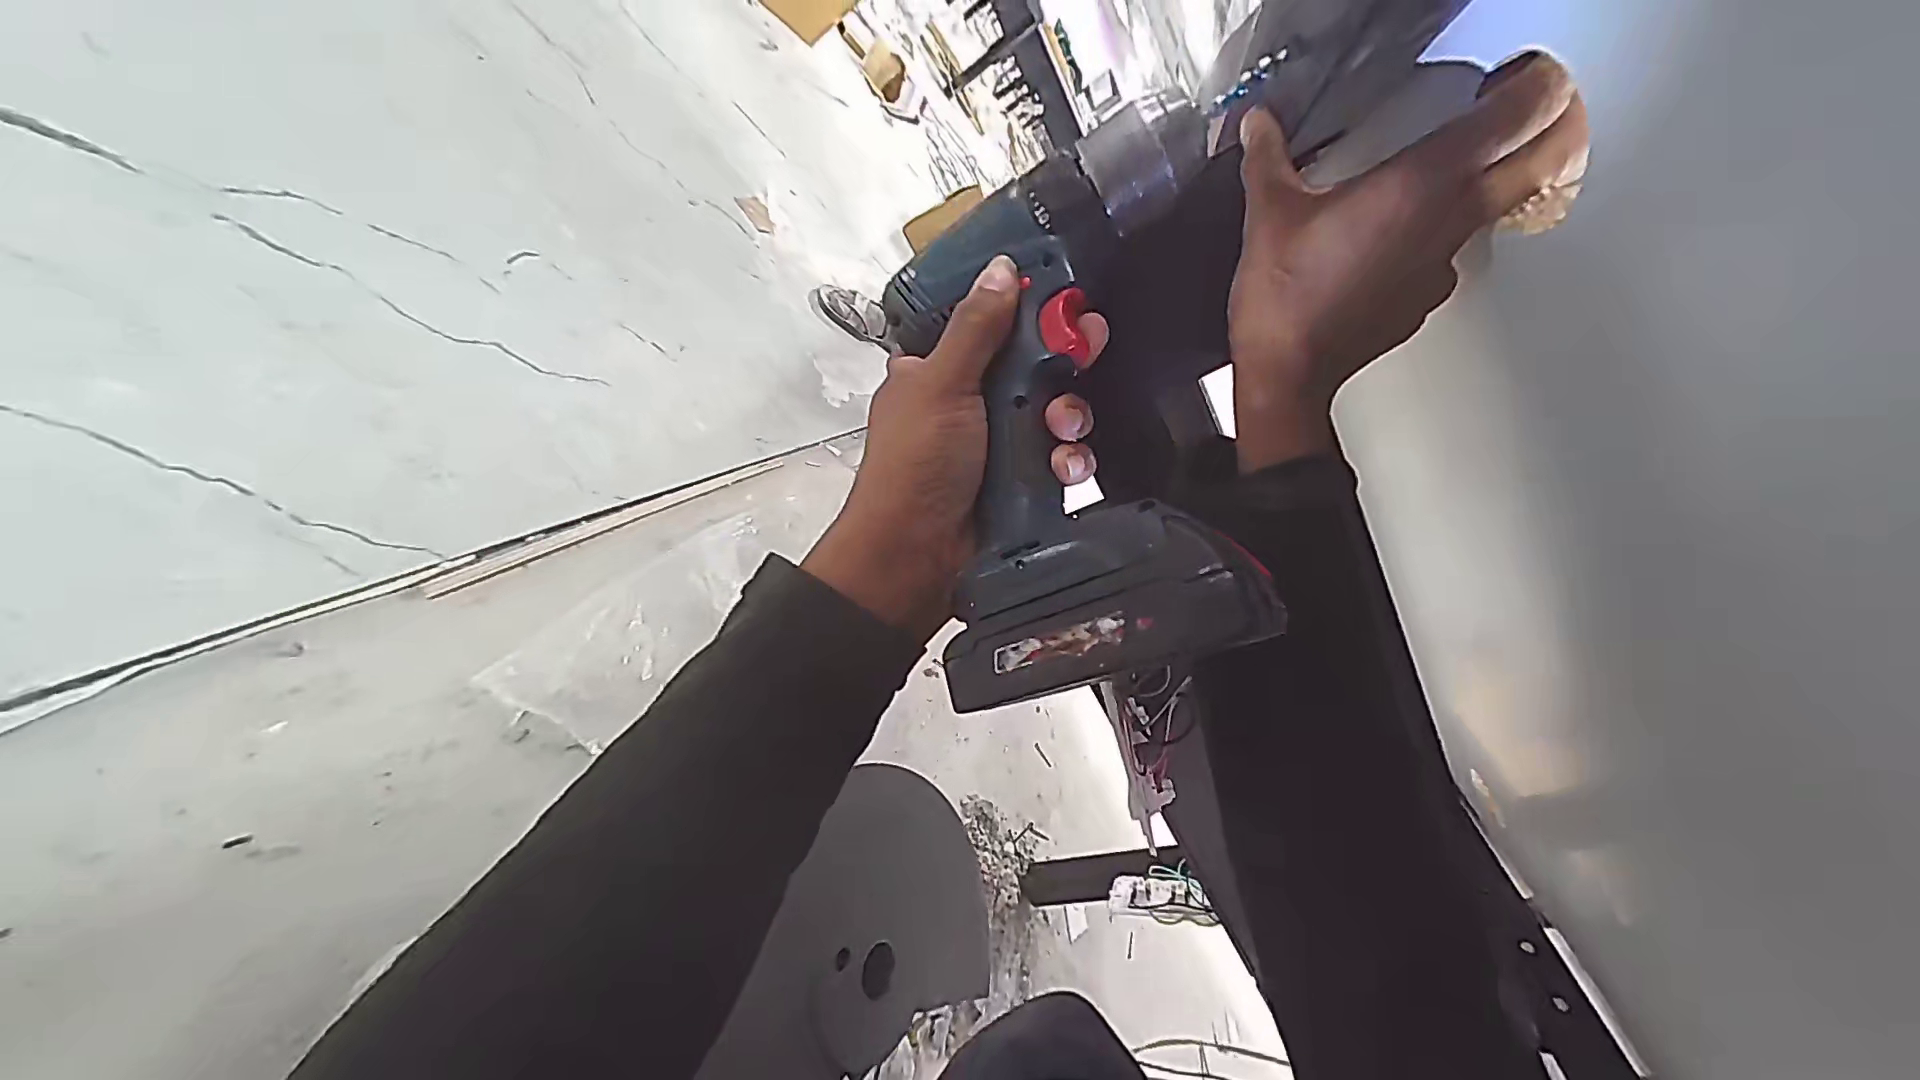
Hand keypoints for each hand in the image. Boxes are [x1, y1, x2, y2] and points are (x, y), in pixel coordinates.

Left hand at [803, 255, 1109, 638]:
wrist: (920, 555)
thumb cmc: (915, 465)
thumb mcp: (941, 384)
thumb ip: (975, 328)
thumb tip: (999, 269)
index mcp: (938, 370)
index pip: (990, 324)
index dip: (1028, 311)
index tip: (1064, 299)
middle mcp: (971, 402)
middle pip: (1033, 365)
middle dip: (1062, 362)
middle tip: (1088, 346)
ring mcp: (999, 442)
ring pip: (1054, 410)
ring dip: (1069, 416)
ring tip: (1062, 429)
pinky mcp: (1022, 479)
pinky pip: (1059, 455)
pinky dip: (1068, 459)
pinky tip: (1064, 468)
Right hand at [1228, 50, 1589, 470]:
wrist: (1285, 373)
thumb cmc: (1283, 301)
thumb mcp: (1268, 216)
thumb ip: (1267, 159)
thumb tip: (1258, 127)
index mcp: (1421, 183)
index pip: (1524, 106)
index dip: (1528, 80)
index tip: (1505, 79)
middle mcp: (1448, 220)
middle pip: (1551, 153)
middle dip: (1548, 124)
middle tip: (1509, 116)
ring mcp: (1443, 266)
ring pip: (1503, 208)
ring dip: (1492, 183)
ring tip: (1441, 182)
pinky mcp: (1425, 300)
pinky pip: (1452, 256)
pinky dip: (1438, 239)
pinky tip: (1394, 245)